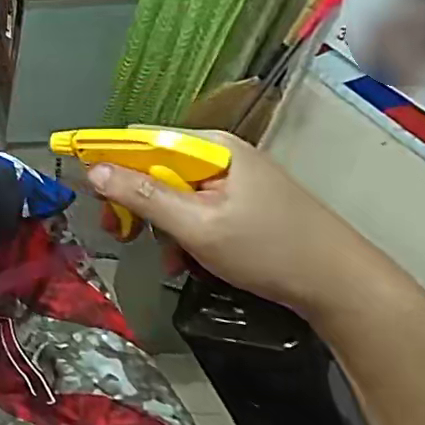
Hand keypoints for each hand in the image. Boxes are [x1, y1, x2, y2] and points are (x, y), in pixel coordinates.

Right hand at [85, 130, 378, 318]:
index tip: (83, 185)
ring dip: (161, 225)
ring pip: (175, 193)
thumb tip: (94, 170)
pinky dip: (185, 233)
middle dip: (135, 201)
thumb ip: (144, 195)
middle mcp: (220, 154)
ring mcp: (234, 179)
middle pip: (157, 166)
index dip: (107, 158)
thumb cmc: (268, 249)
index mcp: (211, 146)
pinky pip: (197, 210)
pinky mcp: (243, 203)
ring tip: (166, 258)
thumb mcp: (197, 225)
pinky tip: (188, 261)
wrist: (341, 285)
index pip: (142, 139)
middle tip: (118, 233)